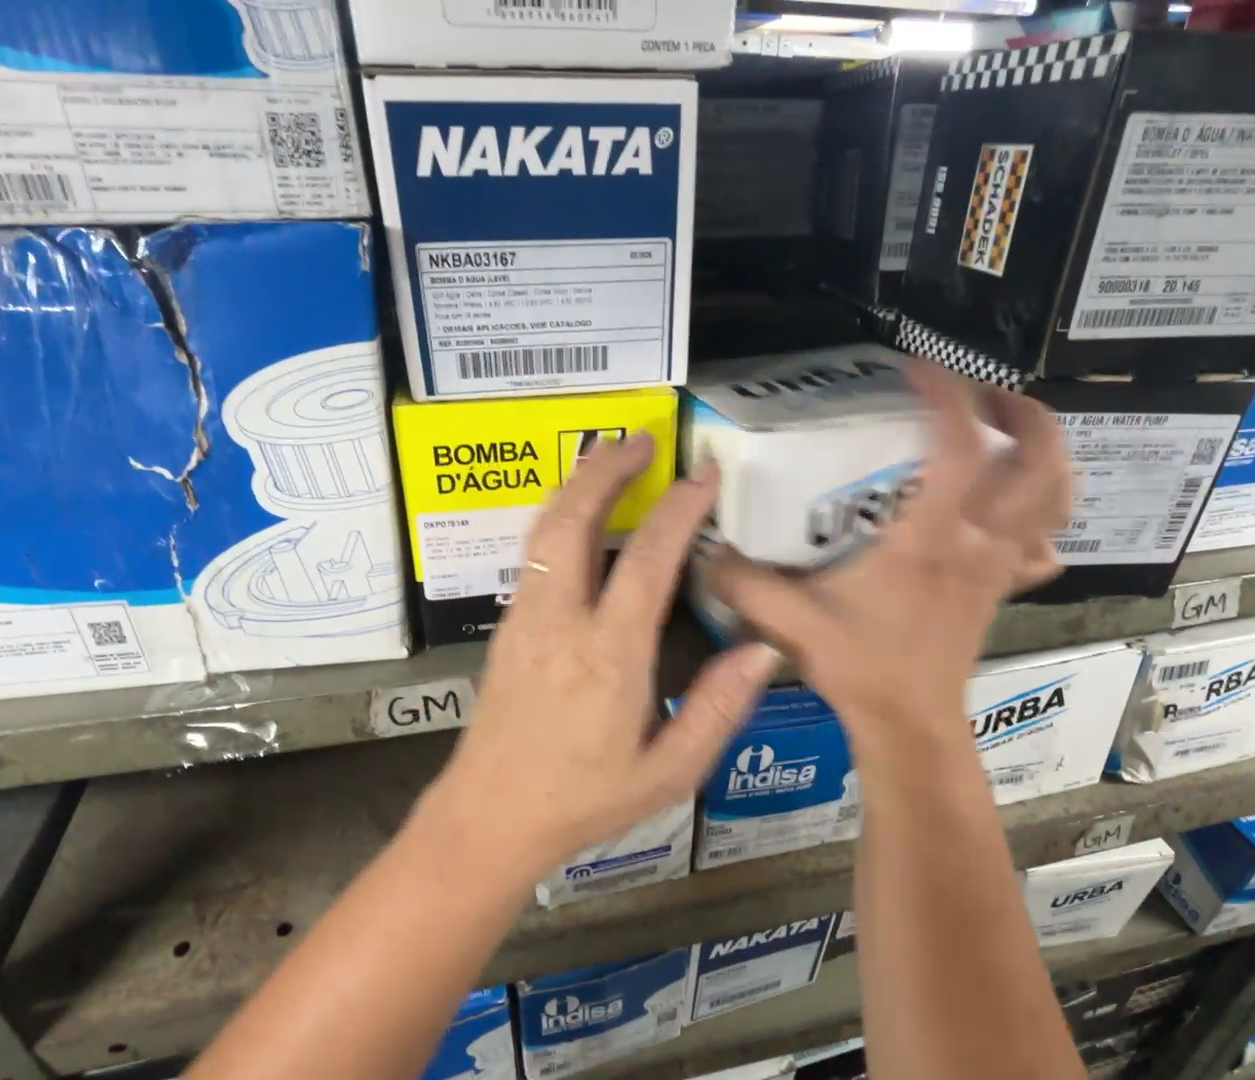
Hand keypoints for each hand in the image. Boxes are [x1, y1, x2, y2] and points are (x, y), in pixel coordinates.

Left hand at [423, 433, 783, 879]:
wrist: (492, 817)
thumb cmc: (586, 801)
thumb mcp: (671, 773)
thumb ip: (719, 708)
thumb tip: (763, 649)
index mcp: (609, 656)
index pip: (647, 559)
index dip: (679, 509)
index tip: (704, 475)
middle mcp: (561, 623)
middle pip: (575, 519)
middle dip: (608, 468)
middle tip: (643, 438)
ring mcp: (526, 619)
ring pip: (545, 529)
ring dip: (579, 484)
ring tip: (612, 457)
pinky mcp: (508, 626)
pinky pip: (535, 553)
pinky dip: (561, 516)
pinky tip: (582, 514)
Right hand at [704, 362, 1071, 781]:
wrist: (908, 725)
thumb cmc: (859, 667)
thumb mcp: (791, 621)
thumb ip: (745, 583)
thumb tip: (709, 550)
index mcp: (928, 539)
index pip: (958, 448)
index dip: (946, 397)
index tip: (917, 370)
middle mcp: (976, 542)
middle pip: (1040, 463)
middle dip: (1024, 414)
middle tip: (986, 394)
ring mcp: (997, 565)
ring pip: (1056, 499)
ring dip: (1047, 454)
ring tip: (1013, 431)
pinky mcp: (1001, 587)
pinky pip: (1042, 543)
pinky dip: (1042, 516)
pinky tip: (1014, 510)